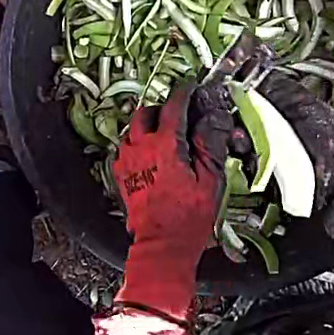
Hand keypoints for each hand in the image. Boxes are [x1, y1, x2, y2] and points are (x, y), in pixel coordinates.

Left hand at [112, 83, 232, 320]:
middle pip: (146, 112)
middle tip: (179, 112)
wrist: (162, 246)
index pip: (173, 106)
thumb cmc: (187, 219)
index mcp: (165, 145)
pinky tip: (151, 153)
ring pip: (132, 129)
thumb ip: (209, 143)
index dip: (184, 93)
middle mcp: (141, 149)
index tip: (191, 88)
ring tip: (165, 132)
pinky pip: (125, 148)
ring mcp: (127, 162)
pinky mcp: (121, 176)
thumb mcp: (211, 179)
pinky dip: (137, 143)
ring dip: (148, 125)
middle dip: (162, 108)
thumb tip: (212, 119)